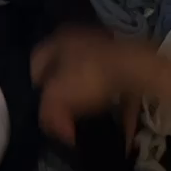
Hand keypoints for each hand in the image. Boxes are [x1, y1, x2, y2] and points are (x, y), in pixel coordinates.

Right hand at [30, 27, 145, 145]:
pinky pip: (115, 89)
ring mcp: (103, 50)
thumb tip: (56, 130)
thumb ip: (48, 113)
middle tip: (65, 119)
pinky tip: (118, 126)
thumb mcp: (56, 96)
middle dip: (63, 97)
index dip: (36, 90)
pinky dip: (115, 107)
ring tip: (90, 123)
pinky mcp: (126, 64)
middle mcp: (77, 40)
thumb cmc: (88, 76)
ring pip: (89, 79)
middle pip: (62, 72)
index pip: (35, 65)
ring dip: (89, 101)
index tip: (43, 113)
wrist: (134, 67)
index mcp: (56, 42)